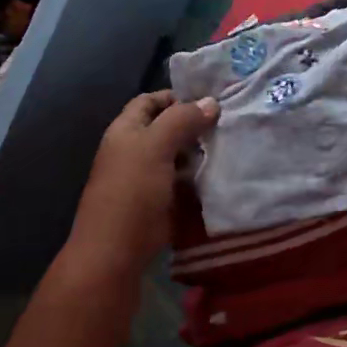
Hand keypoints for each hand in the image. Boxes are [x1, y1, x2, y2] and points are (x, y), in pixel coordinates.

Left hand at [66, 91, 219, 269]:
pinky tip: (221, 175)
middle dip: (194, 125)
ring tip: (231, 146)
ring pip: (178, 156)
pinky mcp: (161, 203)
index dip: (176, 96)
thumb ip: (181, 120)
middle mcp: (134, 151)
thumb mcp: (155, 147)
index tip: (211, 100)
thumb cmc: (132, 192)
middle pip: (166, 129)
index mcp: (125, 131)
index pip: (149, 101)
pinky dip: (200, 177)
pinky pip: (184, 182)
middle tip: (229, 124)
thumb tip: (211, 102)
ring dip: (200, 152)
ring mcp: (147, 179)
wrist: (116, 251)